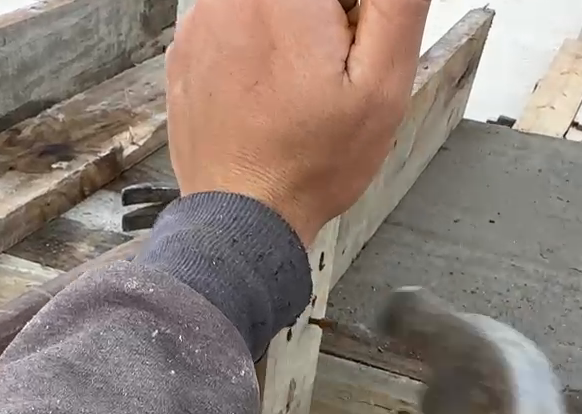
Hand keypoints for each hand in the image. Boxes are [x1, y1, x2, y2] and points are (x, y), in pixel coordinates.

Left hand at [166, 0, 430, 244]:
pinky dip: (252, 50)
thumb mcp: (382, 84)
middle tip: (325, 70)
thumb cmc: (310, 168)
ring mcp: (200, 21)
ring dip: (287, 30)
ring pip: (264, 5)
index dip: (351, 12)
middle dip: (322, 19)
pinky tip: (264, 98)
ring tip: (293, 89)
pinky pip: (231, 25)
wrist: (245, 223)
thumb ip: (397, 3)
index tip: (350, 42)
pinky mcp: (185, 52)